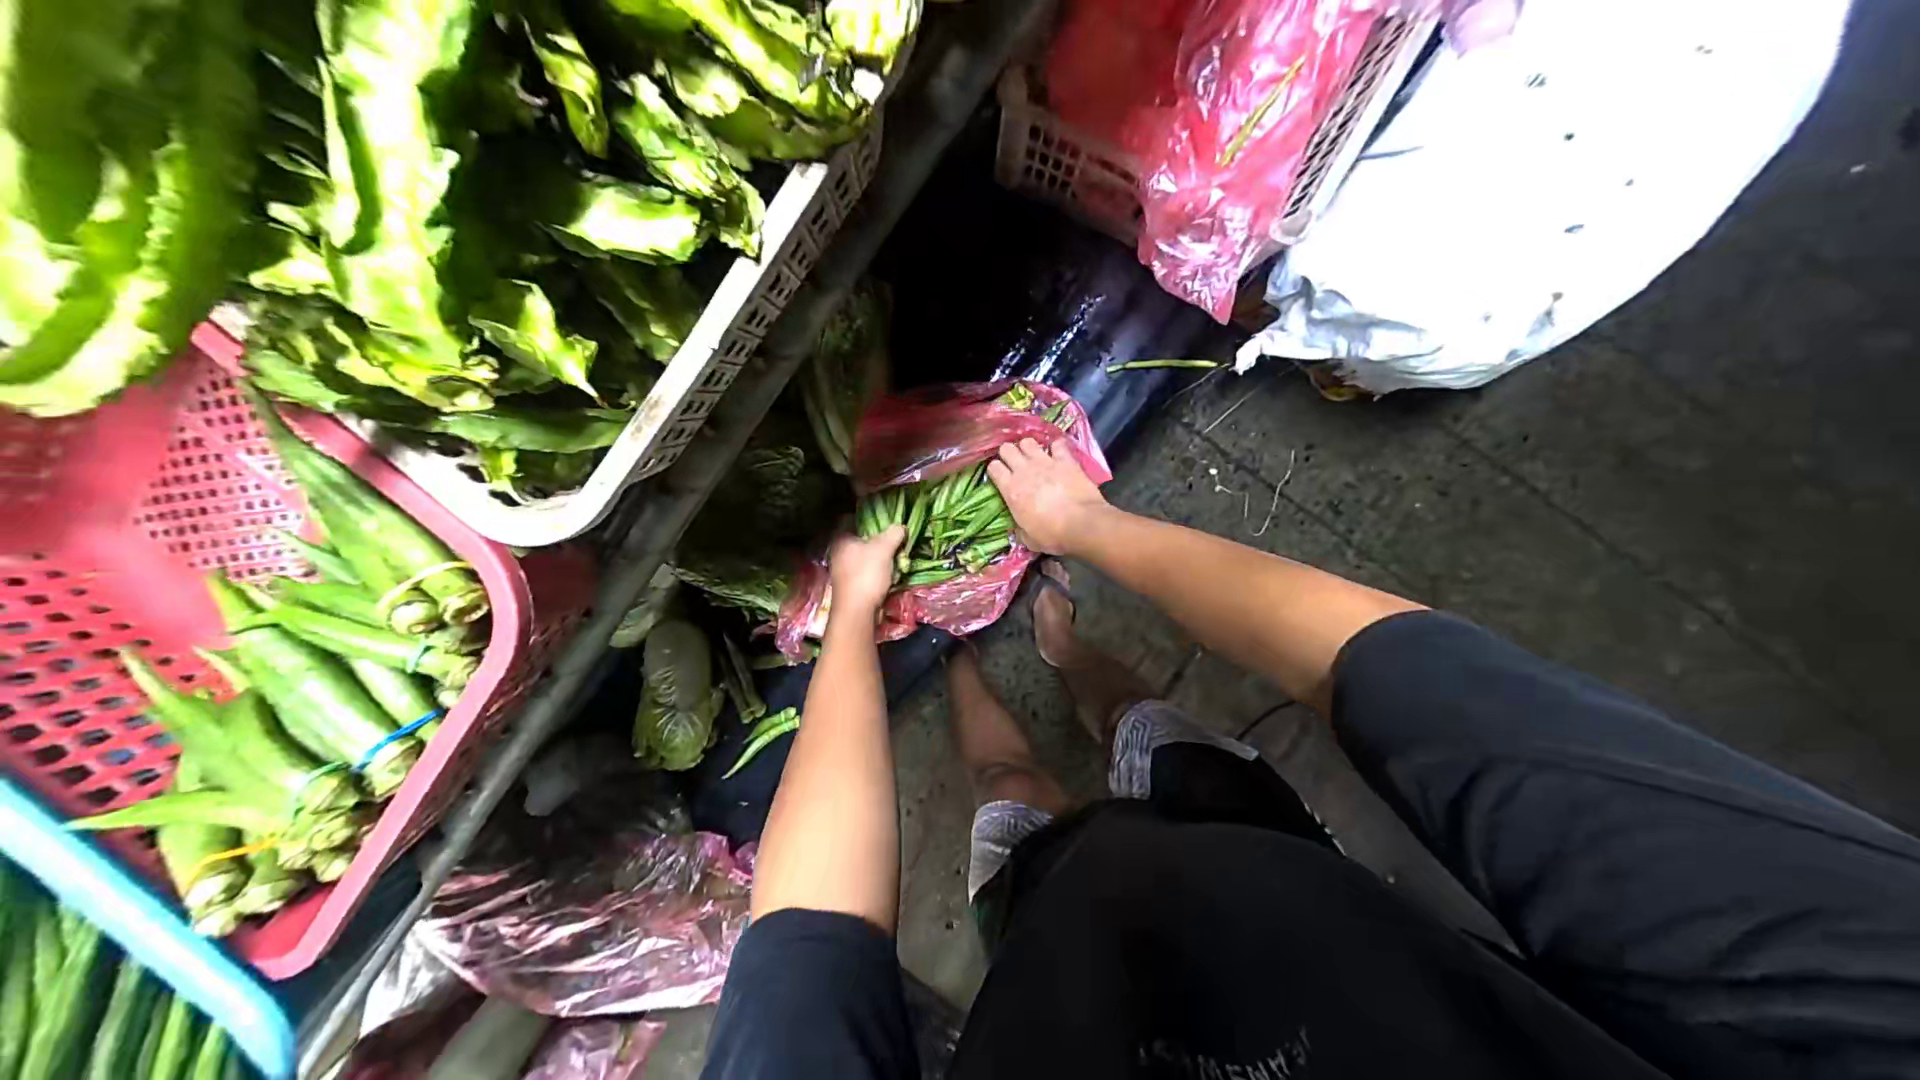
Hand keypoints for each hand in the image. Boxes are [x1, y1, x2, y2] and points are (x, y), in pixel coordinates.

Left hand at [828, 524, 904, 618]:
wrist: (857, 612)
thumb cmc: (866, 574)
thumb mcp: (884, 548)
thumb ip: (893, 533)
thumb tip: (901, 526)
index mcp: (841, 539)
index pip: (853, 520)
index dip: (871, 520)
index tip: (887, 523)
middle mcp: (838, 553)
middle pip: (862, 540)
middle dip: (880, 542)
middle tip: (896, 542)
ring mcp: (843, 571)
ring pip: (866, 558)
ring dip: (881, 559)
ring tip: (897, 559)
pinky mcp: (851, 585)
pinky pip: (867, 572)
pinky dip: (878, 573)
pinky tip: (890, 575)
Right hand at [986, 438, 1109, 555]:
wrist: (1083, 524)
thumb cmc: (1052, 535)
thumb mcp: (1029, 539)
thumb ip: (1020, 531)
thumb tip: (1017, 529)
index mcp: (1011, 489)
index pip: (993, 467)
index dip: (995, 469)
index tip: (1000, 476)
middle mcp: (1024, 470)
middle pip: (1007, 448)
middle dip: (1009, 454)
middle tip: (1015, 463)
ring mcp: (1045, 462)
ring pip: (1028, 441)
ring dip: (1029, 447)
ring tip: (1034, 456)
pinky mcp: (1066, 460)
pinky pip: (1058, 444)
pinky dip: (1057, 447)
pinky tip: (1058, 454)